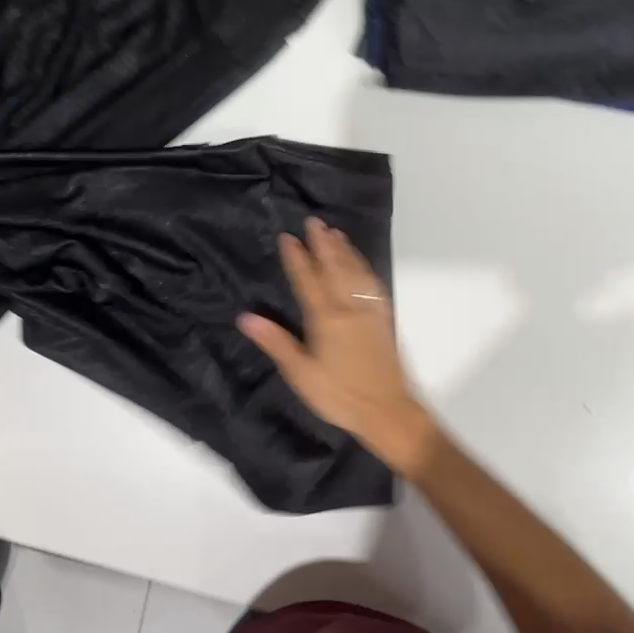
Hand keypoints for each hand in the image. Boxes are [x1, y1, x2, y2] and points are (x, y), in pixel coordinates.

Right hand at [238, 218, 437, 476]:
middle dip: (323, 243)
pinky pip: (373, 285)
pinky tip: (361, 265)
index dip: (297, 257)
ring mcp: (369, 313)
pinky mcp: (384, 321)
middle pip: (335, 268)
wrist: (388, 411)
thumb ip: (276, 342)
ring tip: (335, 233)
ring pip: (356, 272)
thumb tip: (246, 317)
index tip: (288, 236)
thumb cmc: (339, 396)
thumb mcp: (300, 374)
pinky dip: (364, 268)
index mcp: (326, 319)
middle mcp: (349, 308)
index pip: (308, 280)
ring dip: (345, 251)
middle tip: (314, 221)